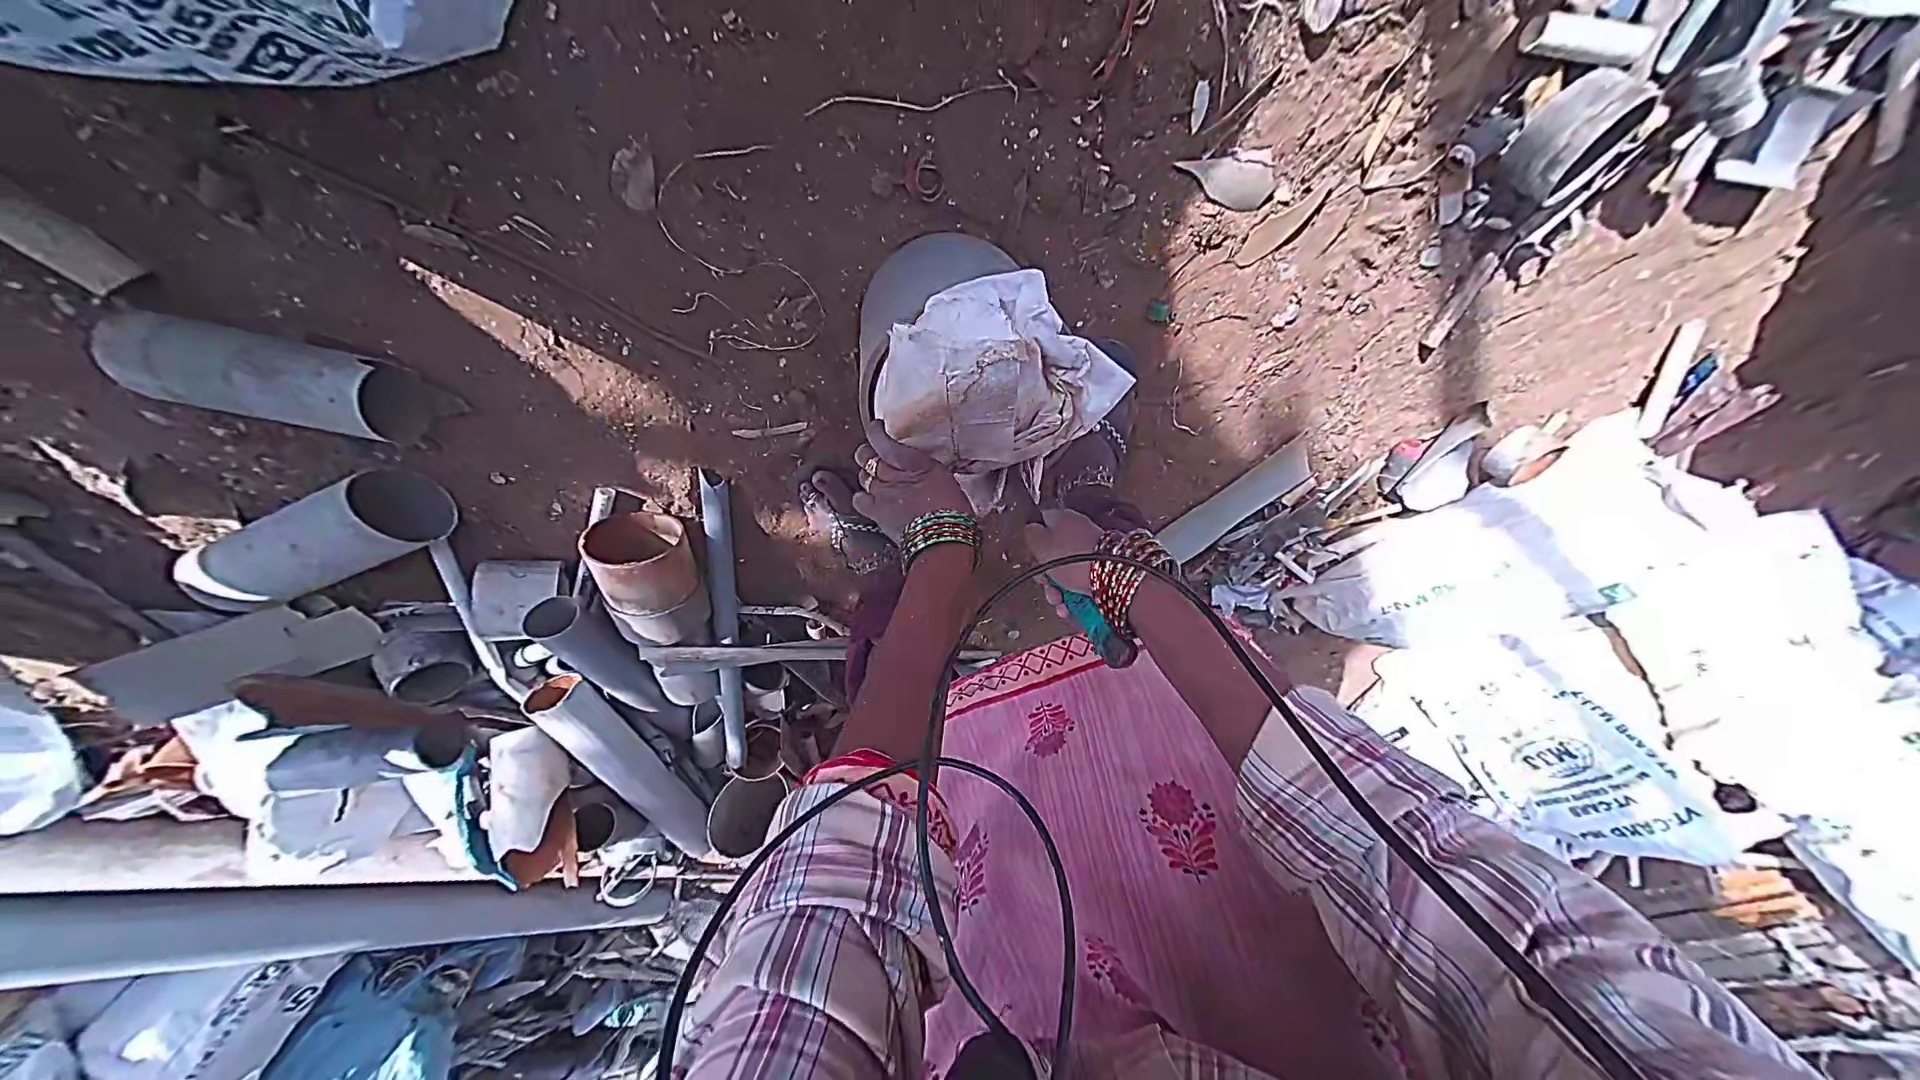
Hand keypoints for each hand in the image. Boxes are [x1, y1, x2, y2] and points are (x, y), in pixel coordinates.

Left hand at [851, 420, 971, 540]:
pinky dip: (863, 496)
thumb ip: (926, 468)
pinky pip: (859, 498)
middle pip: (866, 456)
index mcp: (913, 461)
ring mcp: (881, 493)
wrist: (941, 540)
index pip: (881, 439)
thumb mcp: (945, 479)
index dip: (875, 431)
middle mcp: (892, 474)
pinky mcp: (876, 512)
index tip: (876, 427)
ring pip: (863, 475)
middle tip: (875, 455)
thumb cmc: (952, 511)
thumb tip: (920, 467)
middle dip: (868, 453)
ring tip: (878, 480)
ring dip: (868, 474)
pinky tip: (871, 499)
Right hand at [1023, 507, 1103, 599]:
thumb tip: (1031, 530)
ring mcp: (1090, 551)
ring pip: (1065, 572)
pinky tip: (1069, 608)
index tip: (1031, 561)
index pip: (1039, 525)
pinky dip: (1073, 597)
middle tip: (1046, 586)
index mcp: (1062, 518)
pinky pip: (1079, 583)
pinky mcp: (1101, 570)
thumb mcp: (1039, 542)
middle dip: (1045, 576)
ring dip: (1057, 591)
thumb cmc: (1070, 558)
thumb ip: (1030, 533)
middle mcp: (1077, 531)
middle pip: (1052, 554)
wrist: (1109, 576)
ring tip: (1059, 603)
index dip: (1031, 545)